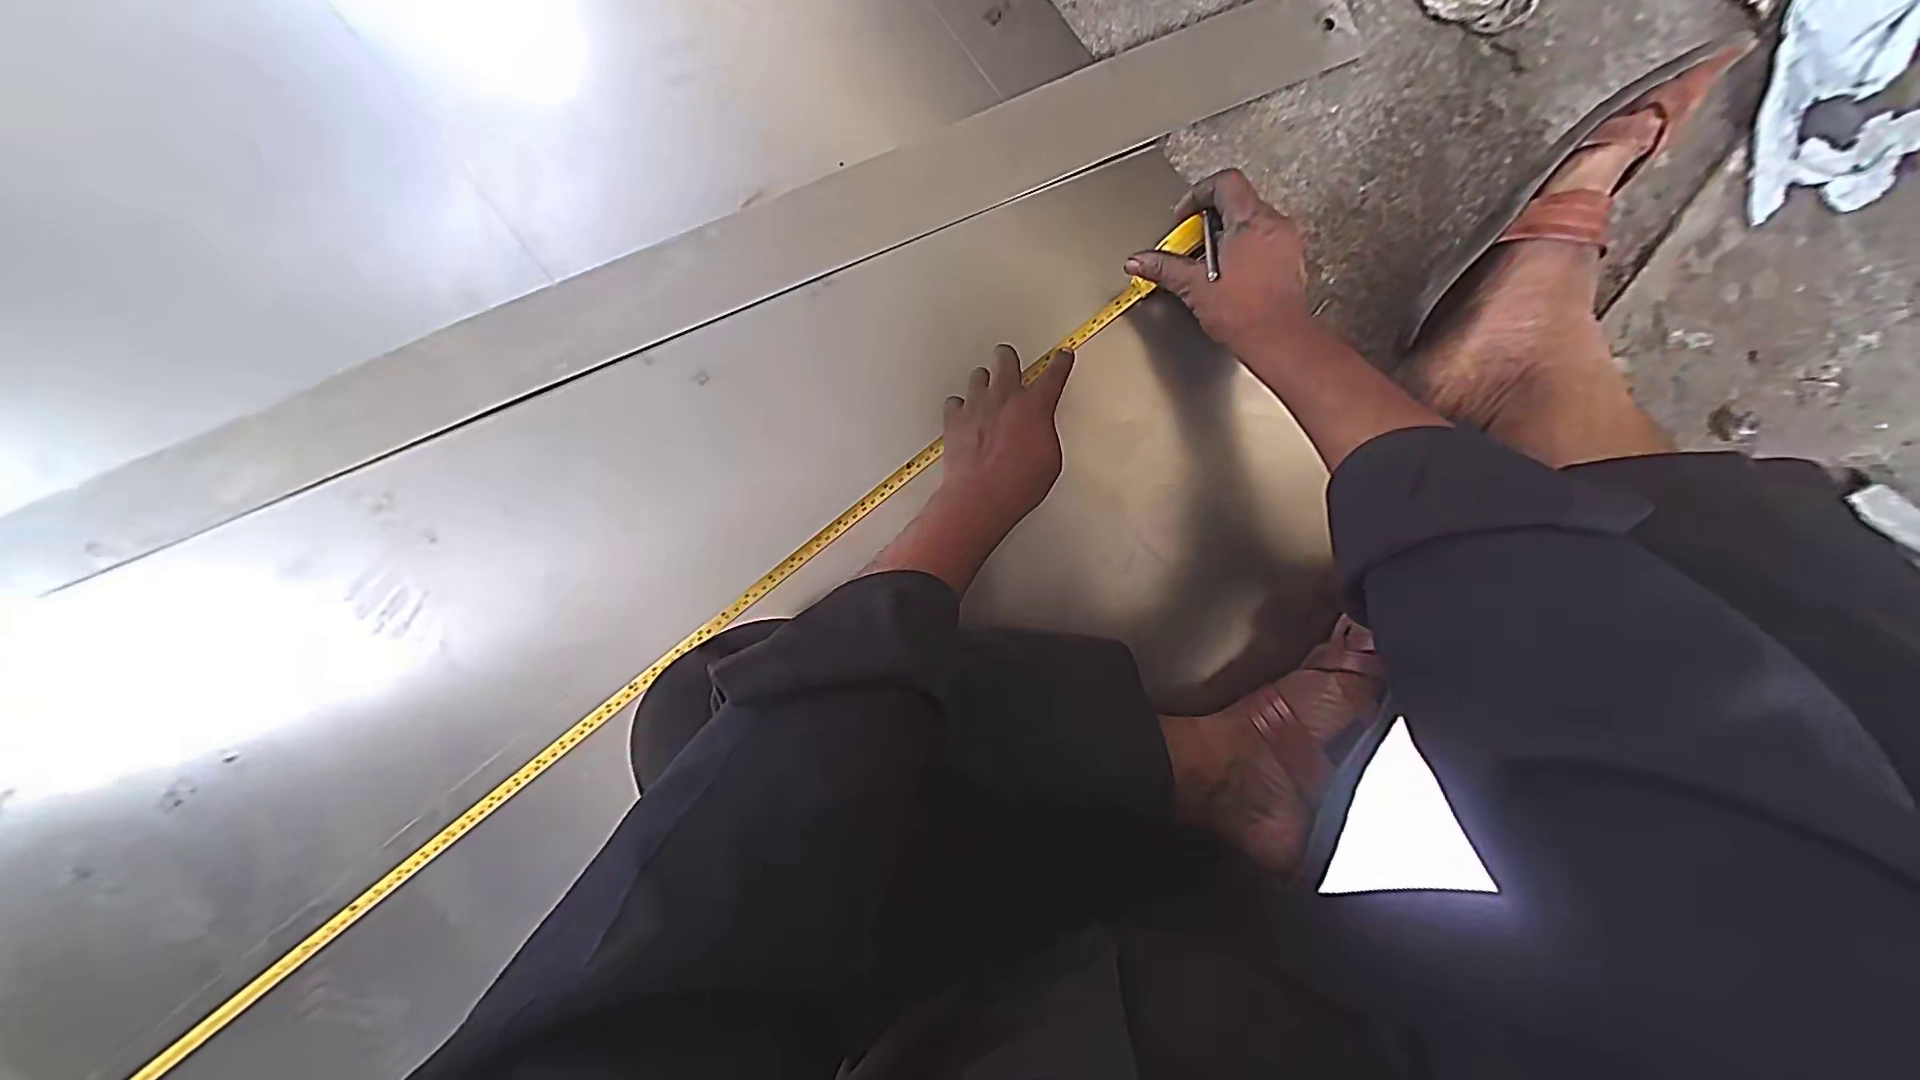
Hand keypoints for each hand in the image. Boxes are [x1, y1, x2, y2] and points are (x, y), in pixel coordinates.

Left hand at [939, 343, 1074, 529]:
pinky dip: (960, 407)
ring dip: (985, 381)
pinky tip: (965, 414)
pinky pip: (955, 402)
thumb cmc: (1015, 485)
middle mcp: (1004, 399)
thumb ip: (1045, 435)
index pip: (1053, 374)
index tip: (1062, 356)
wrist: (980, 497)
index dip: (1060, 362)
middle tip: (1011, 363)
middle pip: (1006, 358)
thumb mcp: (1050, 460)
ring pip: (978, 375)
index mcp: (1034, 407)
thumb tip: (1041, 434)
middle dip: (1010, 359)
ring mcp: (977, 407)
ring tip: (987, 391)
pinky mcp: (955, 420)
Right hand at [1123, 169, 1316, 360]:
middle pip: (1236, 203)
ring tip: (1207, 266)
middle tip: (1189, 246)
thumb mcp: (1194, 287)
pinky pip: (1262, 241)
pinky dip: (1240, 251)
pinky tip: (1226, 278)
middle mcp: (1273, 224)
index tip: (1182, 218)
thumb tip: (1139, 261)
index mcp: (1251, 221)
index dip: (1197, 195)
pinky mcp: (1288, 260)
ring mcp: (1285, 241)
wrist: (1277, 339)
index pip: (1224, 183)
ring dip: (1223, 237)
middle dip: (1207, 222)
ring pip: (1249, 223)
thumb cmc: (1245, 314)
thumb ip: (1165, 268)